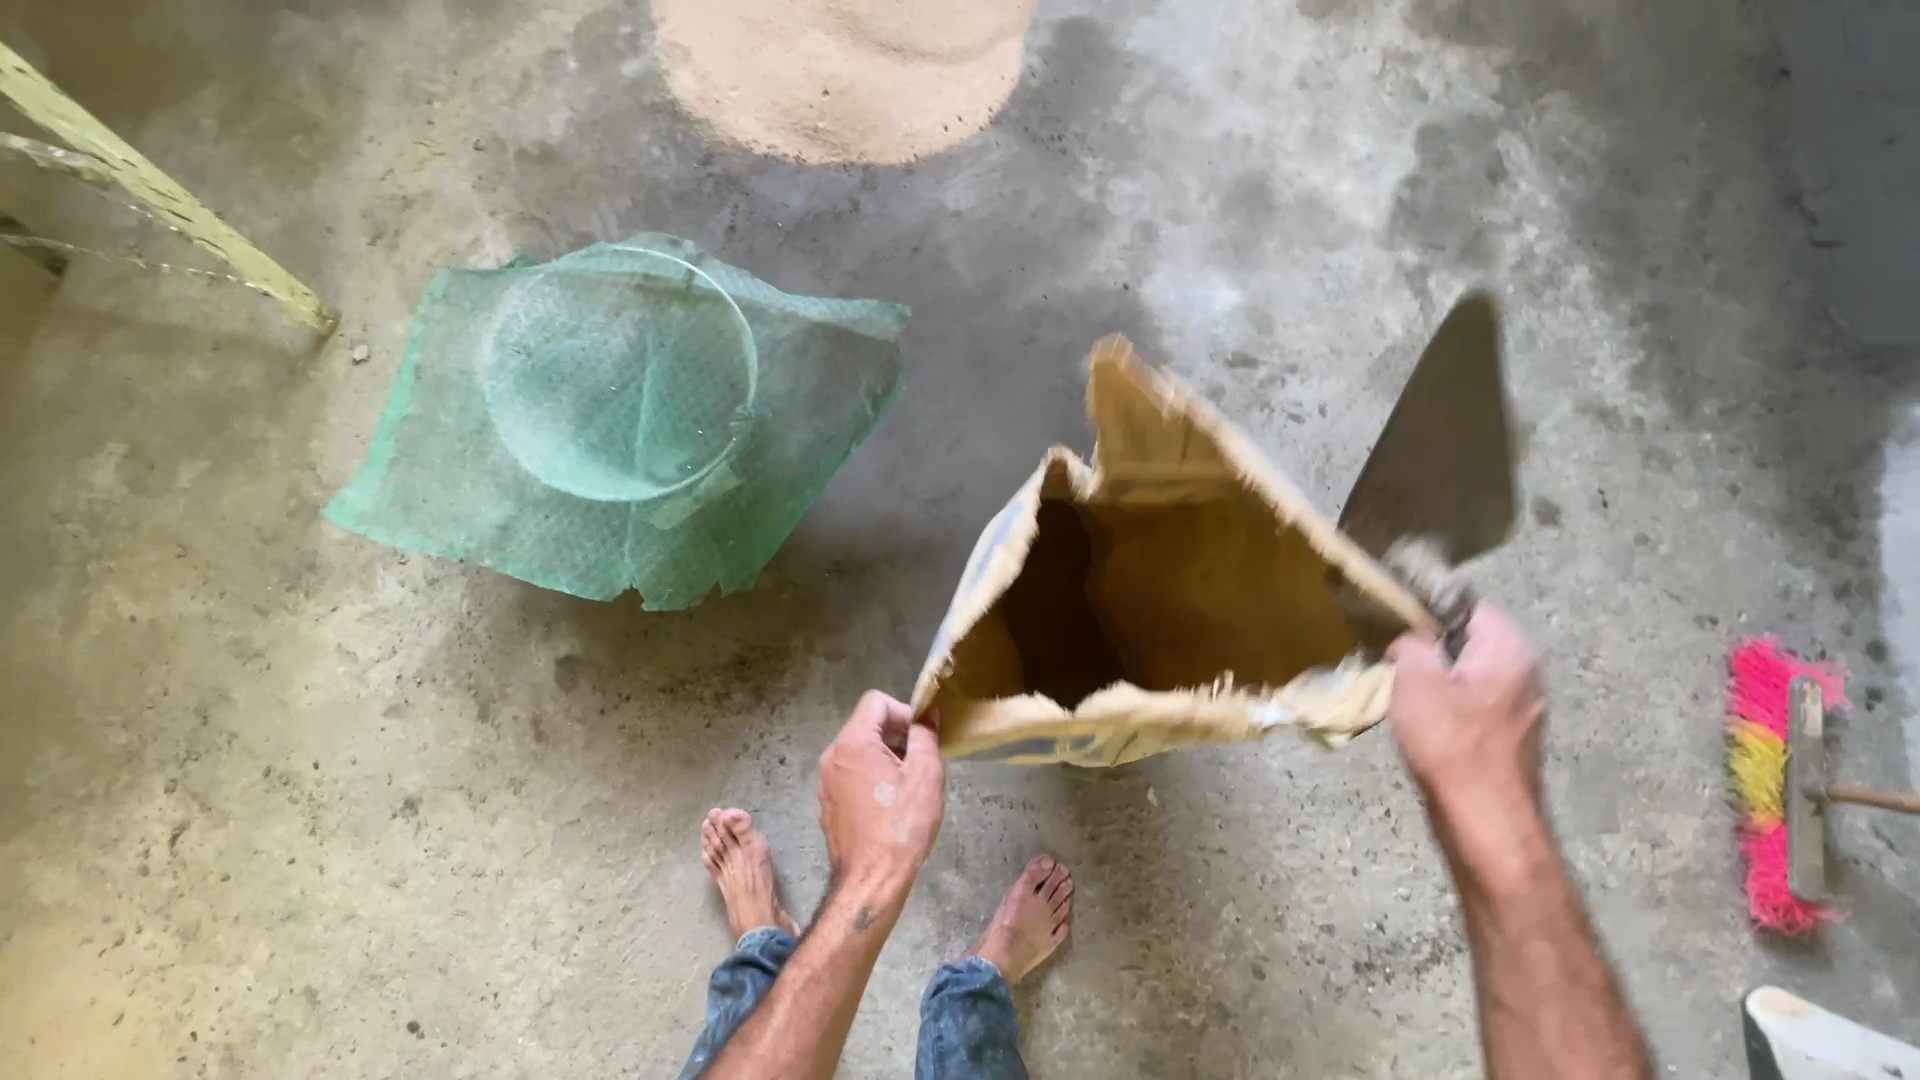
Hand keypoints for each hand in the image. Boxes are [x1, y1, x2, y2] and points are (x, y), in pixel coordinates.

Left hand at [817, 691, 944, 900]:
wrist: (871, 880)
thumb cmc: (902, 825)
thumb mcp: (926, 774)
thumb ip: (925, 735)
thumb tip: (927, 715)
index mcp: (852, 743)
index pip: (876, 701)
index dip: (904, 711)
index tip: (922, 736)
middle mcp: (831, 756)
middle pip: (866, 725)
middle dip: (897, 735)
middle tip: (921, 761)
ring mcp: (825, 781)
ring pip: (859, 750)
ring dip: (886, 757)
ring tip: (908, 785)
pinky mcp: (827, 803)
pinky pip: (851, 774)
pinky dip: (871, 777)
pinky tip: (890, 804)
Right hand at [1387, 604, 1546, 815]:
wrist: (1484, 818)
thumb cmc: (1450, 741)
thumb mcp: (1416, 679)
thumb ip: (1411, 645)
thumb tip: (1409, 642)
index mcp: (1510, 649)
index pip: (1468, 606)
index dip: (1427, 608)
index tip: (1391, 619)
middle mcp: (1524, 673)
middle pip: (1467, 641)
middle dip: (1427, 645)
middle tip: (1389, 654)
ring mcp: (1518, 708)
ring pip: (1466, 674)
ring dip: (1431, 678)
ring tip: (1397, 687)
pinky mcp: (1505, 737)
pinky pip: (1469, 704)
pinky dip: (1442, 705)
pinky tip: (1417, 720)